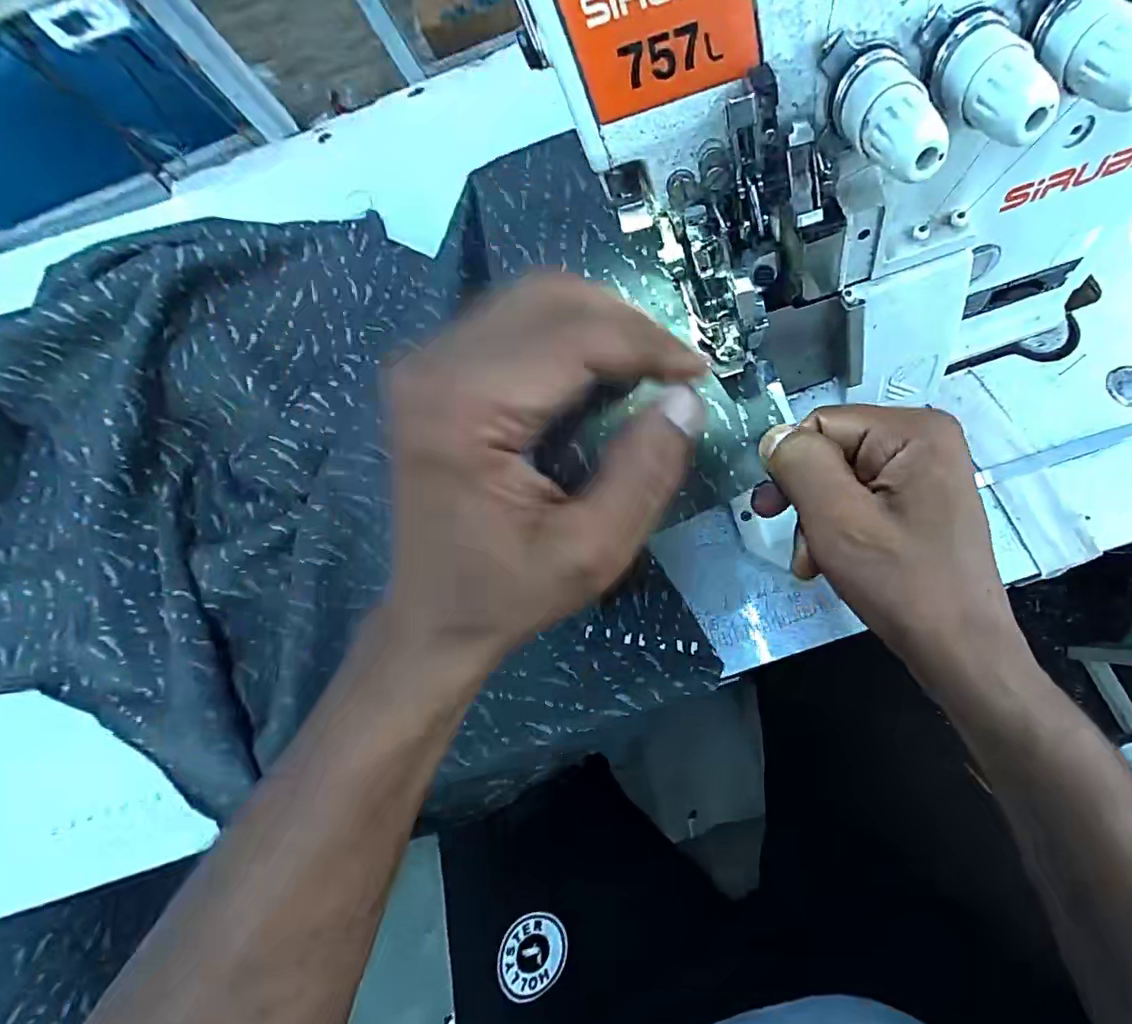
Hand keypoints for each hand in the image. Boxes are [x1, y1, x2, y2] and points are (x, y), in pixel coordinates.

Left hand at [379, 273, 707, 669]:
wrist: (434, 617)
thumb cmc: (511, 591)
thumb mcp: (597, 548)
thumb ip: (646, 472)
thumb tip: (687, 400)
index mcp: (468, 408)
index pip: (576, 337)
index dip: (649, 344)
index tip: (701, 372)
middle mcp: (436, 366)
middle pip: (551, 297)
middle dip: (631, 324)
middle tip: (679, 368)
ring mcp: (430, 363)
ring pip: (535, 299)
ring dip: (606, 323)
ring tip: (654, 368)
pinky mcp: (438, 372)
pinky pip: (518, 322)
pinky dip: (576, 335)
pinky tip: (609, 372)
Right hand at [755, 405, 1030, 691]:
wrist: (961, 650)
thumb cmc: (904, 585)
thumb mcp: (839, 519)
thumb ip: (800, 465)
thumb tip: (776, 437)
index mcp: (916, 430)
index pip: (823, 424)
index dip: (793, 468)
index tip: (775, 513)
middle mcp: (929, 442)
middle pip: (836, 454)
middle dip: (809, 502)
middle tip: (800, 548)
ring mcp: (932, 476)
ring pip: (847, 484)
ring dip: (823, 524)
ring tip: (818, 565)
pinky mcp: (928, 507)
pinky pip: (871, 505)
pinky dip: (847, 533)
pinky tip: (839, 566)